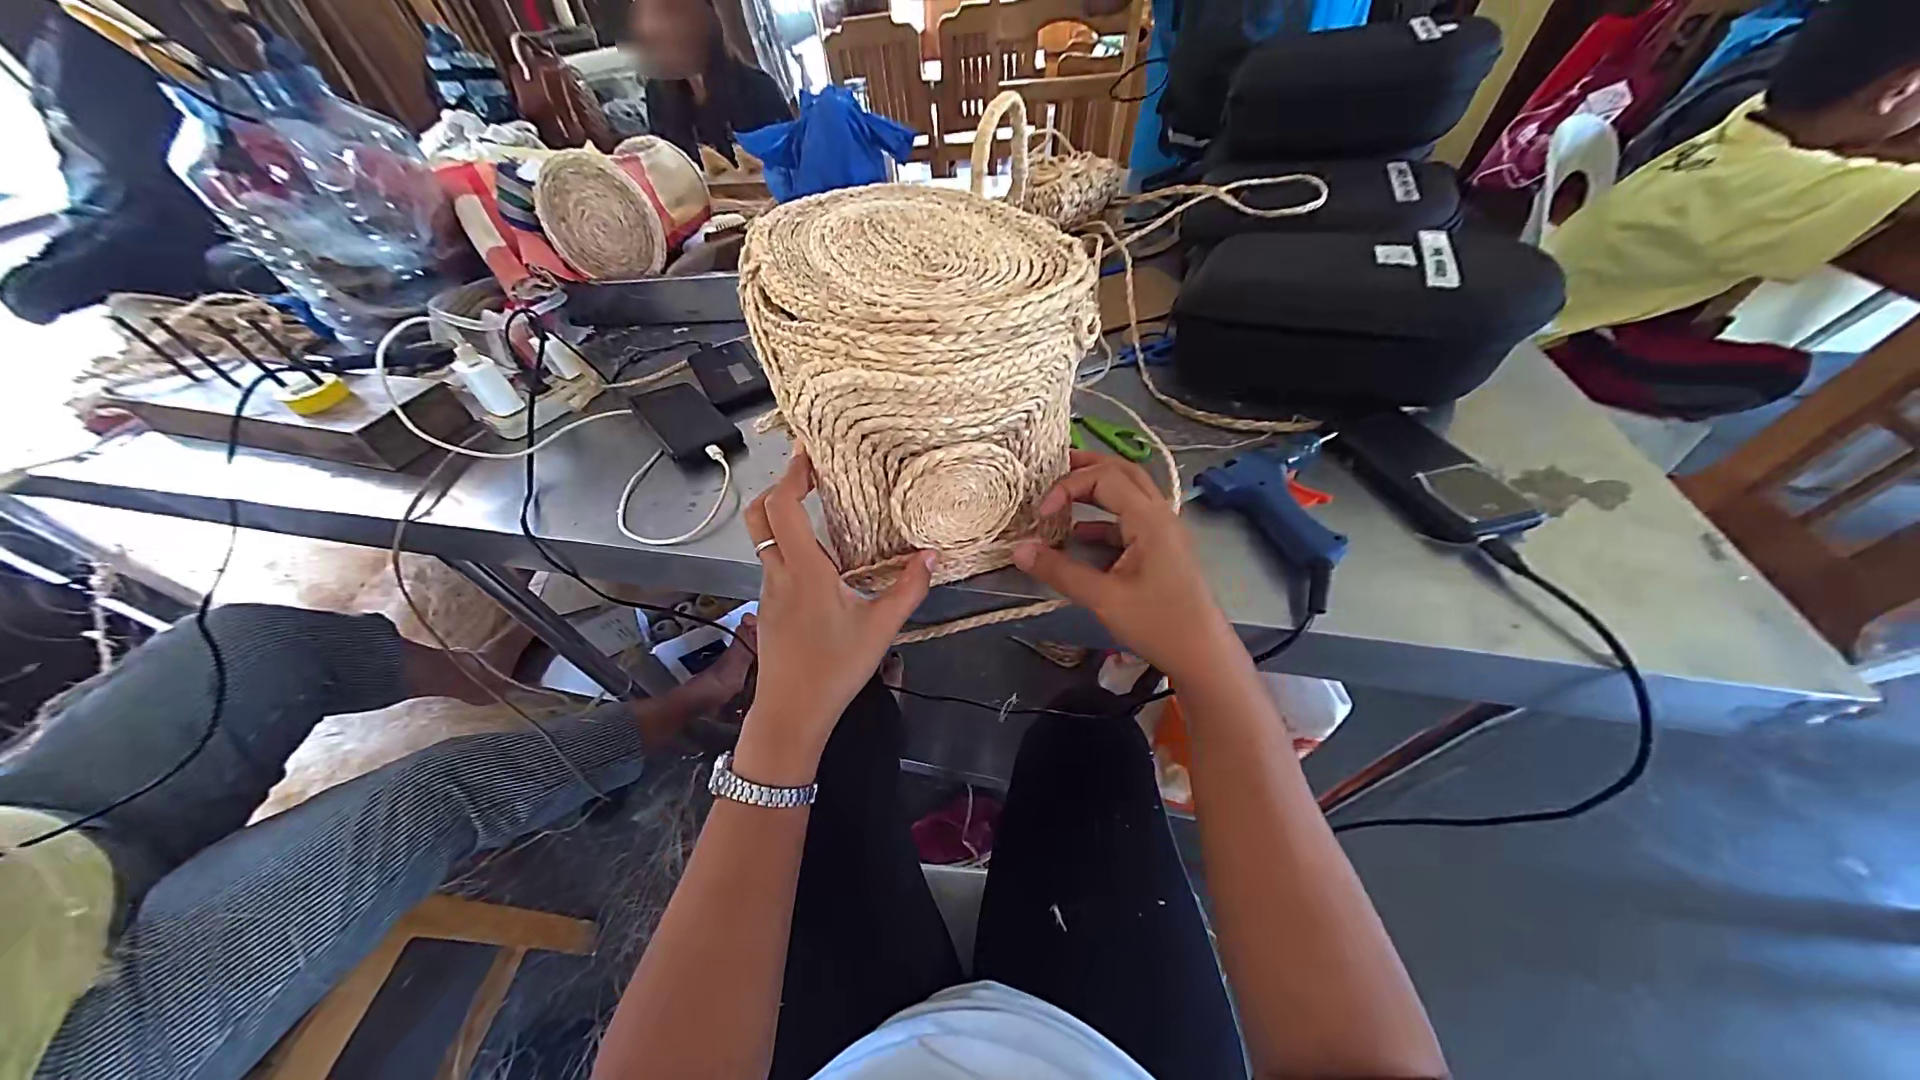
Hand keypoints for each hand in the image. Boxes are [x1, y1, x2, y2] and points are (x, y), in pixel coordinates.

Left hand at [737, 449, 933, 783]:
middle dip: (778, 486)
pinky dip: (789, 544)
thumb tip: (931, 555)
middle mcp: (778, 573)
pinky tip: (821, 559)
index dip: (791, 473)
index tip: (808, 452)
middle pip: (758, 515)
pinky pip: (773, 562)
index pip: (783, 507)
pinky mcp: (769, 607)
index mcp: (803, 571)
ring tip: (821, 509)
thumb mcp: (881, 628)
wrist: (791, 714)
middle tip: (810, 474)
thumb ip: (909, 589)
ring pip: (764, 539)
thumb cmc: (835, 669)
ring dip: (784, 516)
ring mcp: (768, 591)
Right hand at [1013, 451, 1242, 683]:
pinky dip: (1102, 520)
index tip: (1042, 513)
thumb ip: (1059, 571)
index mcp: (1149, 518)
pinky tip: (1079, 537)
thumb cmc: (1158, 624)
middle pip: (1123, 472)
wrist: (1203, 656)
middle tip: (1054, 465)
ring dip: (1096, 491)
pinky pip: (1129, 521)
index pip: (1104, 478)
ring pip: (1129, 495)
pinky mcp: (1162, 550)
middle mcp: (1160, 515)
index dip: (1067, 486)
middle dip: (1088, 466)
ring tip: (1062, 496)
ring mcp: (1164, 532)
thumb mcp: (1103, 598)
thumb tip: (1019, 551)